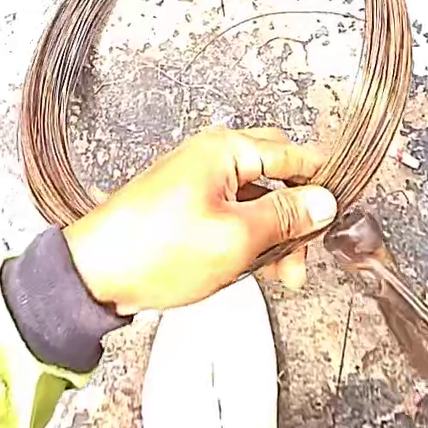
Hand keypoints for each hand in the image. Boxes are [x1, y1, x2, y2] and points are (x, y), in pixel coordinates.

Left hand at [62, 126, 338, 314]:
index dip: (319, 184)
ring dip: (274, 231)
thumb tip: (322, 201)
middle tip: (306, 249)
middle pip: (277, 174)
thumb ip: (286, 217)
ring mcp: (201, 178)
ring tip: (281, 271)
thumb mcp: (236, 238)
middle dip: (296, 213)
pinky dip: (250, 235)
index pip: (294, 154)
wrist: (91, 277)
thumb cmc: (154, 251)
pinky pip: (234, 210)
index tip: (337, 210)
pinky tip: (254, 264)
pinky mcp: (190, 202)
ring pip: (257, 197)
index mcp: (227, 149)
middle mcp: (215, 154)